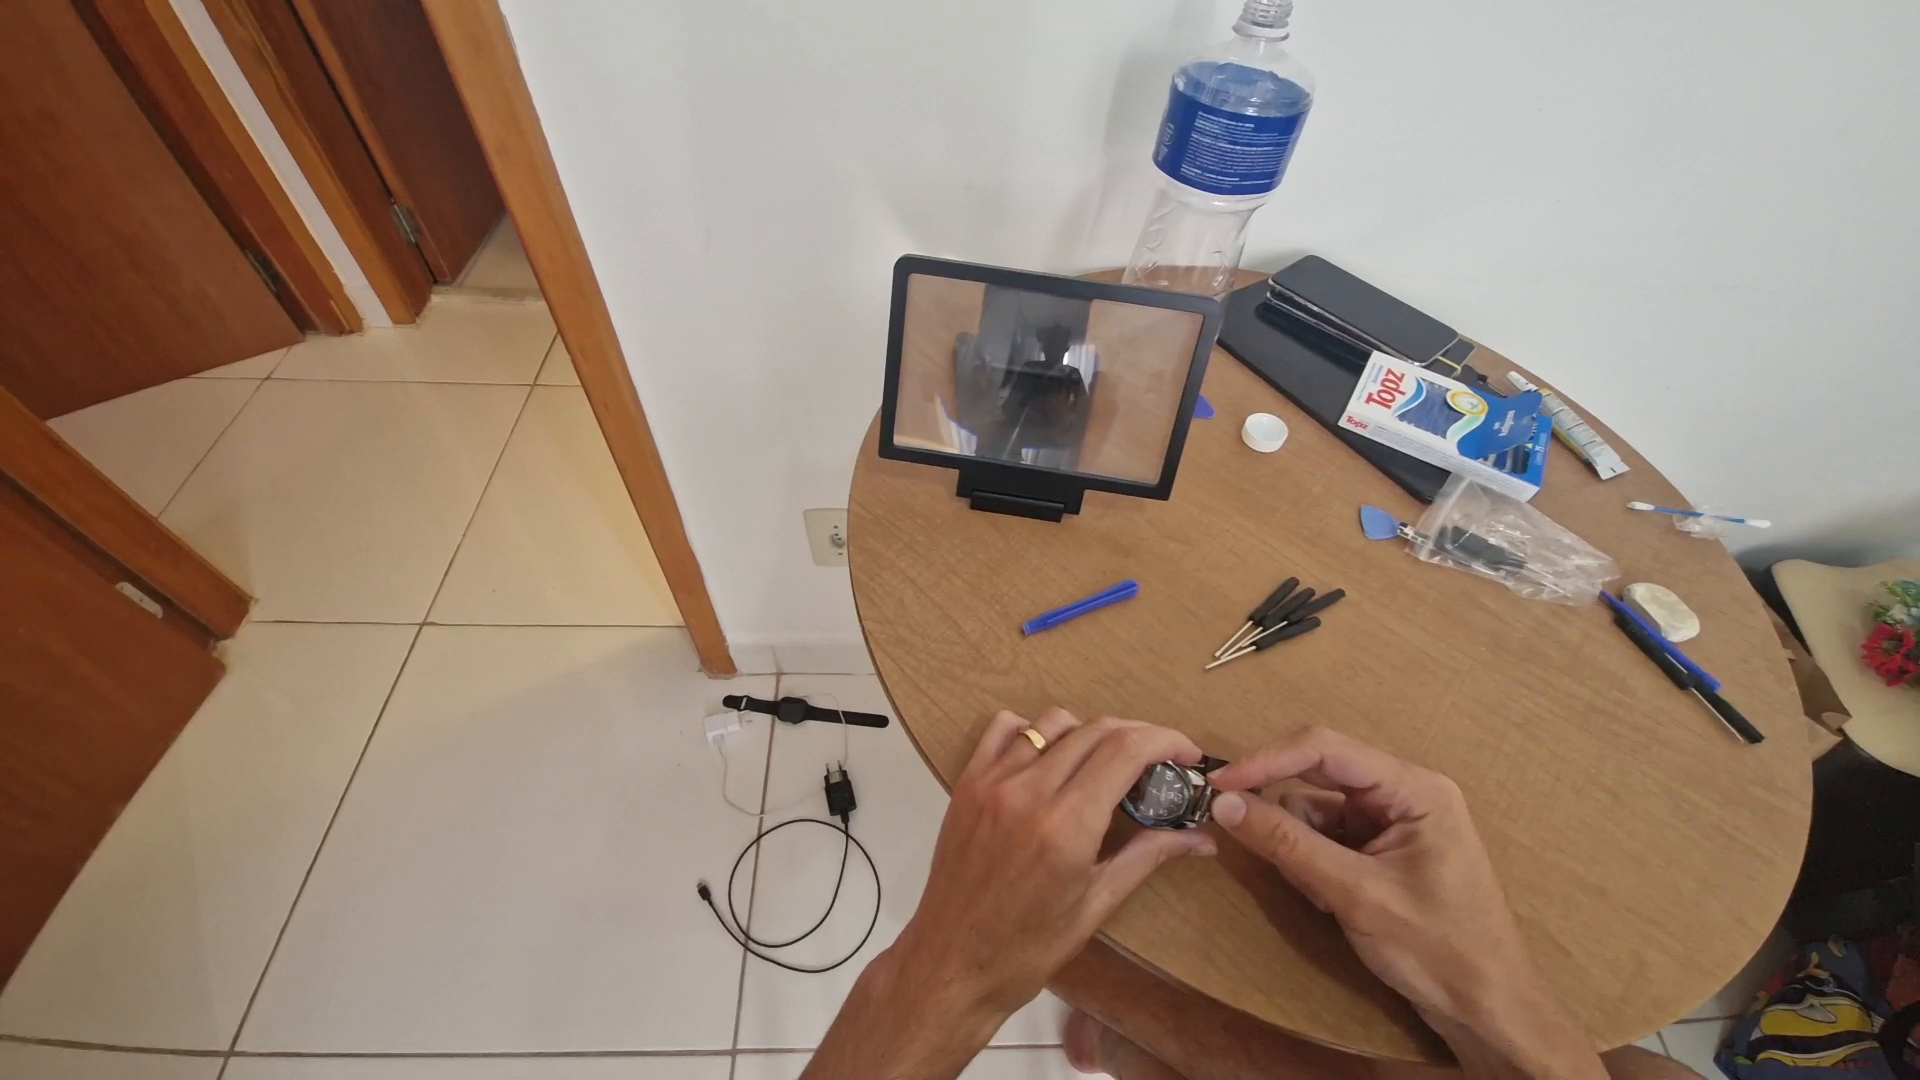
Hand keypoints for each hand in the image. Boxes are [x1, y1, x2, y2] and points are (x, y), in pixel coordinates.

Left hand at [892, 708, 1217, 1016]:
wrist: (953, 960)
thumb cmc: (1029, 946)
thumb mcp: (1097, 904)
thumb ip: (1148, 856)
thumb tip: (1202, 838)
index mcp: (1067, 825)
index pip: (1125, 750)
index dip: (1165, 740)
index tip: (1187, 752)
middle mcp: (1029, 791)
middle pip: (1096, 730)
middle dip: (1137, 735)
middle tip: (1157, 759)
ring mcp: (993, 780)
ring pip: (1054, 722)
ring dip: (1089, 732)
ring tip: (1102, 763)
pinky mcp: (968, 780)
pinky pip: (1004, 726)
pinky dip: (1034, 729)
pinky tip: (1047, 757)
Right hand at [1207, 727, 1602, 1077]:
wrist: (1489, 1017)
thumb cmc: (1438, 952)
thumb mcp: (1355, 894)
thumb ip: (1287, 843)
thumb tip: (1222, 803)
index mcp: (1412, 788)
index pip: (1324, 749)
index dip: (1267, 760)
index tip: (1220, 784)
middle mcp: (1401, 791)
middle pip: (1316, 771)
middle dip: (1278, 801)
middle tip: (1232, 818)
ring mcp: (1390, 818)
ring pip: (1314, 805)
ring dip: (1297, 841)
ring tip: (1315, 891)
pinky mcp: (1378, 844)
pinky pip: (1323, 831)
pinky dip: (1309, 857)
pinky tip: (1325, 896)